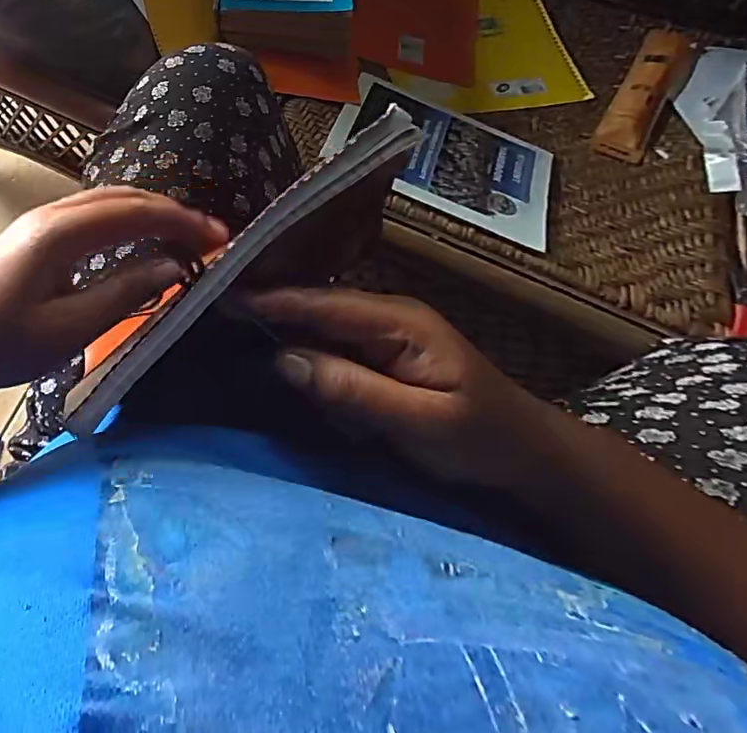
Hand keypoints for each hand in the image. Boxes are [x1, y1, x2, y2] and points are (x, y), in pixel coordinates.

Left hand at [0, 186, 228, 390]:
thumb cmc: (3, 344)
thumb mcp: (71, 328)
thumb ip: (127, 292)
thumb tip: (174, 268)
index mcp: (61, 234)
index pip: (136, 214)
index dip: (183, 222)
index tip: (220, 237)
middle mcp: (53, 214)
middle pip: (126, 198)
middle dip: (173, 212)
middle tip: (212, 235)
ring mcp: (42, 219)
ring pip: (110, 200)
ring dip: (152, 212)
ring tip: (187, 234)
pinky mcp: (37, 231)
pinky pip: (94, 211)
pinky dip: (129, 218)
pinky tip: (143, 236)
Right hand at [245, 287, 552, 486]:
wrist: (526, 451)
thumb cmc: (481, 435)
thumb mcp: (421, 421)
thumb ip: (354, 389)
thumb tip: (285, 359)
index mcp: (398, 321)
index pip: (323, 303)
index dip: (272, 299)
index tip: (224, 294)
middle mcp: (386, 317)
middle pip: (316, 309)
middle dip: (272, 312)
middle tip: (220, 312)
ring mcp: (384, 336)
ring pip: (321, 332)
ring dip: (295, 346)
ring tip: (272, 353)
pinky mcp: (381, 358)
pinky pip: (335, 354)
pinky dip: (316, 366)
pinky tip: (310, 380)